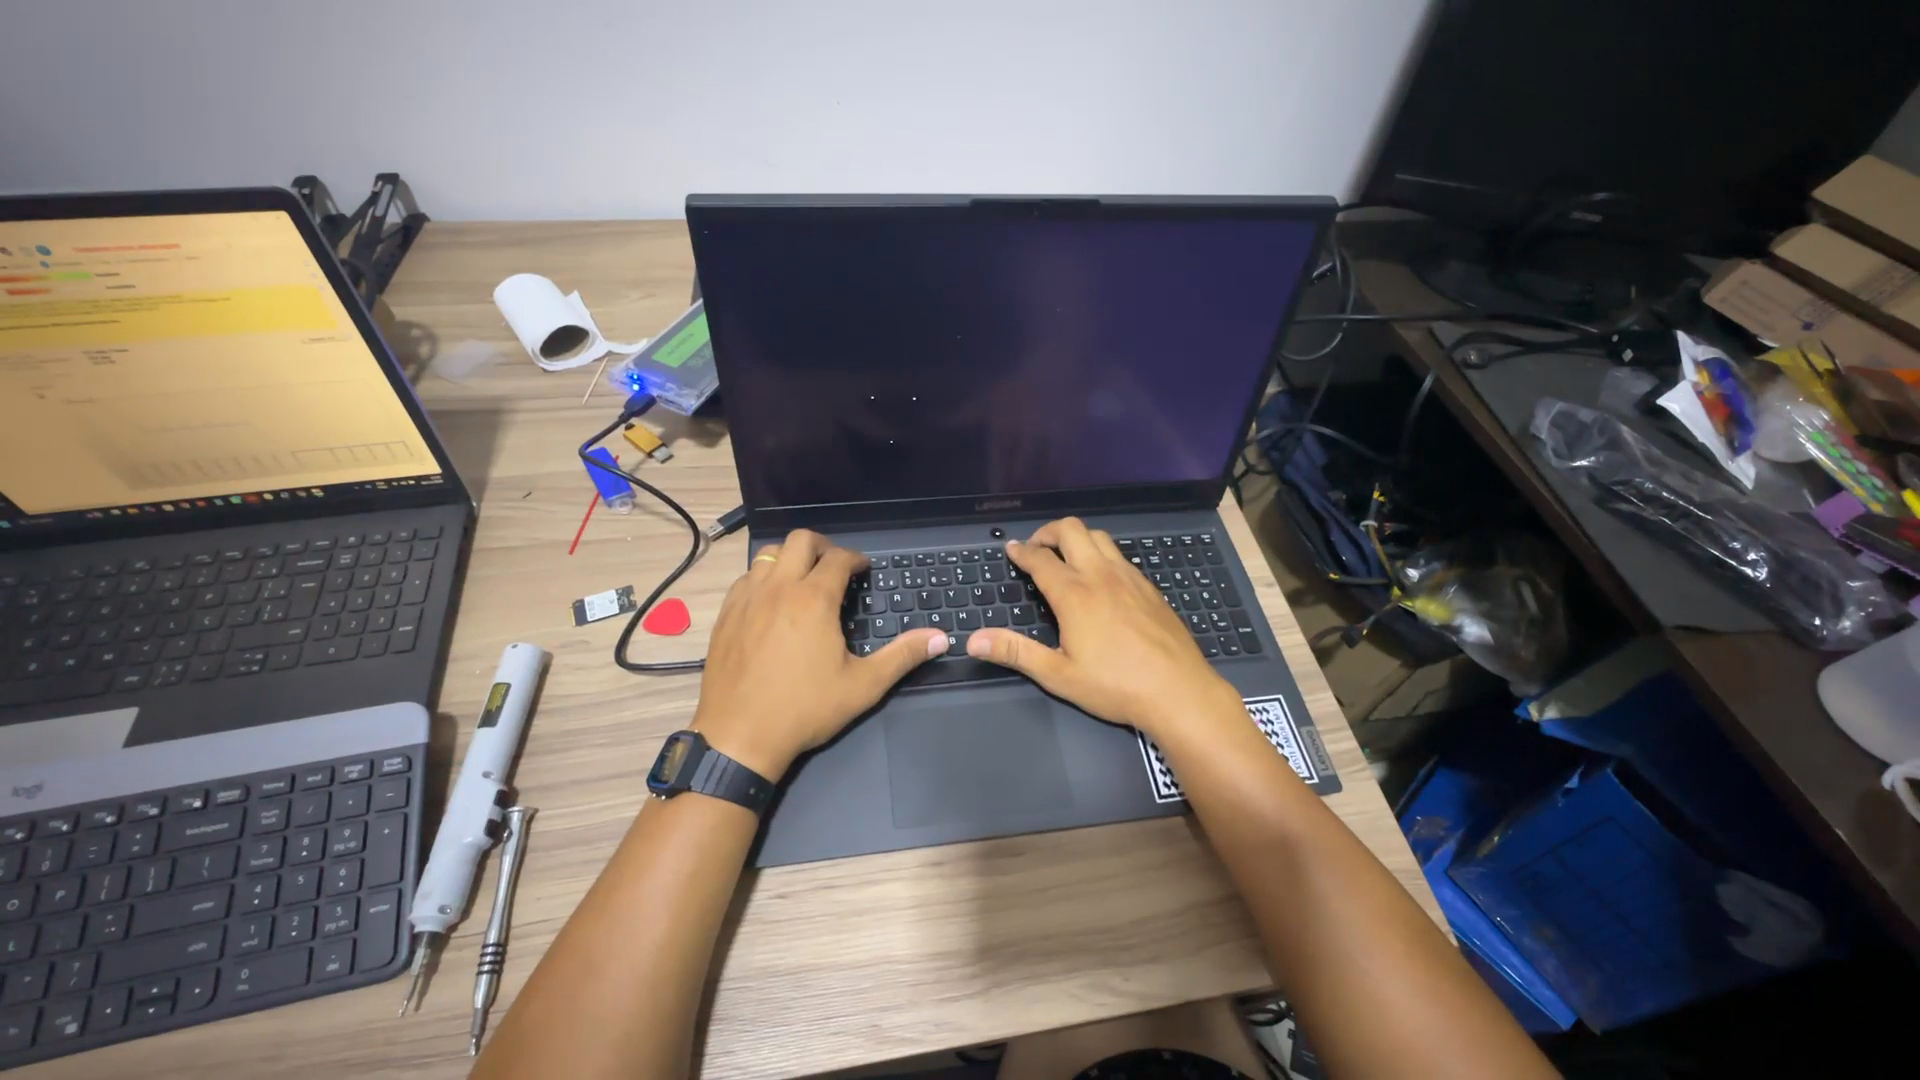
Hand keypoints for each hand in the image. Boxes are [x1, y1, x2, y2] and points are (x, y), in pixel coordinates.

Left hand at [692, 529, 946, 778]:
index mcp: (814, 599)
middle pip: (799, 540)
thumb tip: (941, 638)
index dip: (856, 559)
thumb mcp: (863, 686)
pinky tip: (771, 603)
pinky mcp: (725, 615)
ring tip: (803, 581)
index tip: (864, 569)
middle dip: (822, 546)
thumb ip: (903, 656)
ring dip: (790, 559)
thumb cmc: (805, 709)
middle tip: (835, 567)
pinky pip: (745, 579)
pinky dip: (763, 578)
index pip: (838, 558)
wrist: (739, 737)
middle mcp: (778, 588)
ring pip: (768, 554)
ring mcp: (746, 600)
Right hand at [965, 518, 1241, 738]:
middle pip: (1072, 530)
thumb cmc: (1114, 686)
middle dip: (1048, 532)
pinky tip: (1100, 577)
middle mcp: (1101, 576)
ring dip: (1077, 538)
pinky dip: (1101, 553)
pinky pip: (1120, 555)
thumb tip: (974, 641)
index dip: (1021, 551)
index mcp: (1074, 594)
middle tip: (1036, 548)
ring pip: (1099, 536)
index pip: (1041, 559)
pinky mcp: (1149, 588)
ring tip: (1065, 556)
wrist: (1178, 692)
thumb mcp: (1058, 675)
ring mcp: (1130, 578)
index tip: (1011, 549)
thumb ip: (1016, 652)